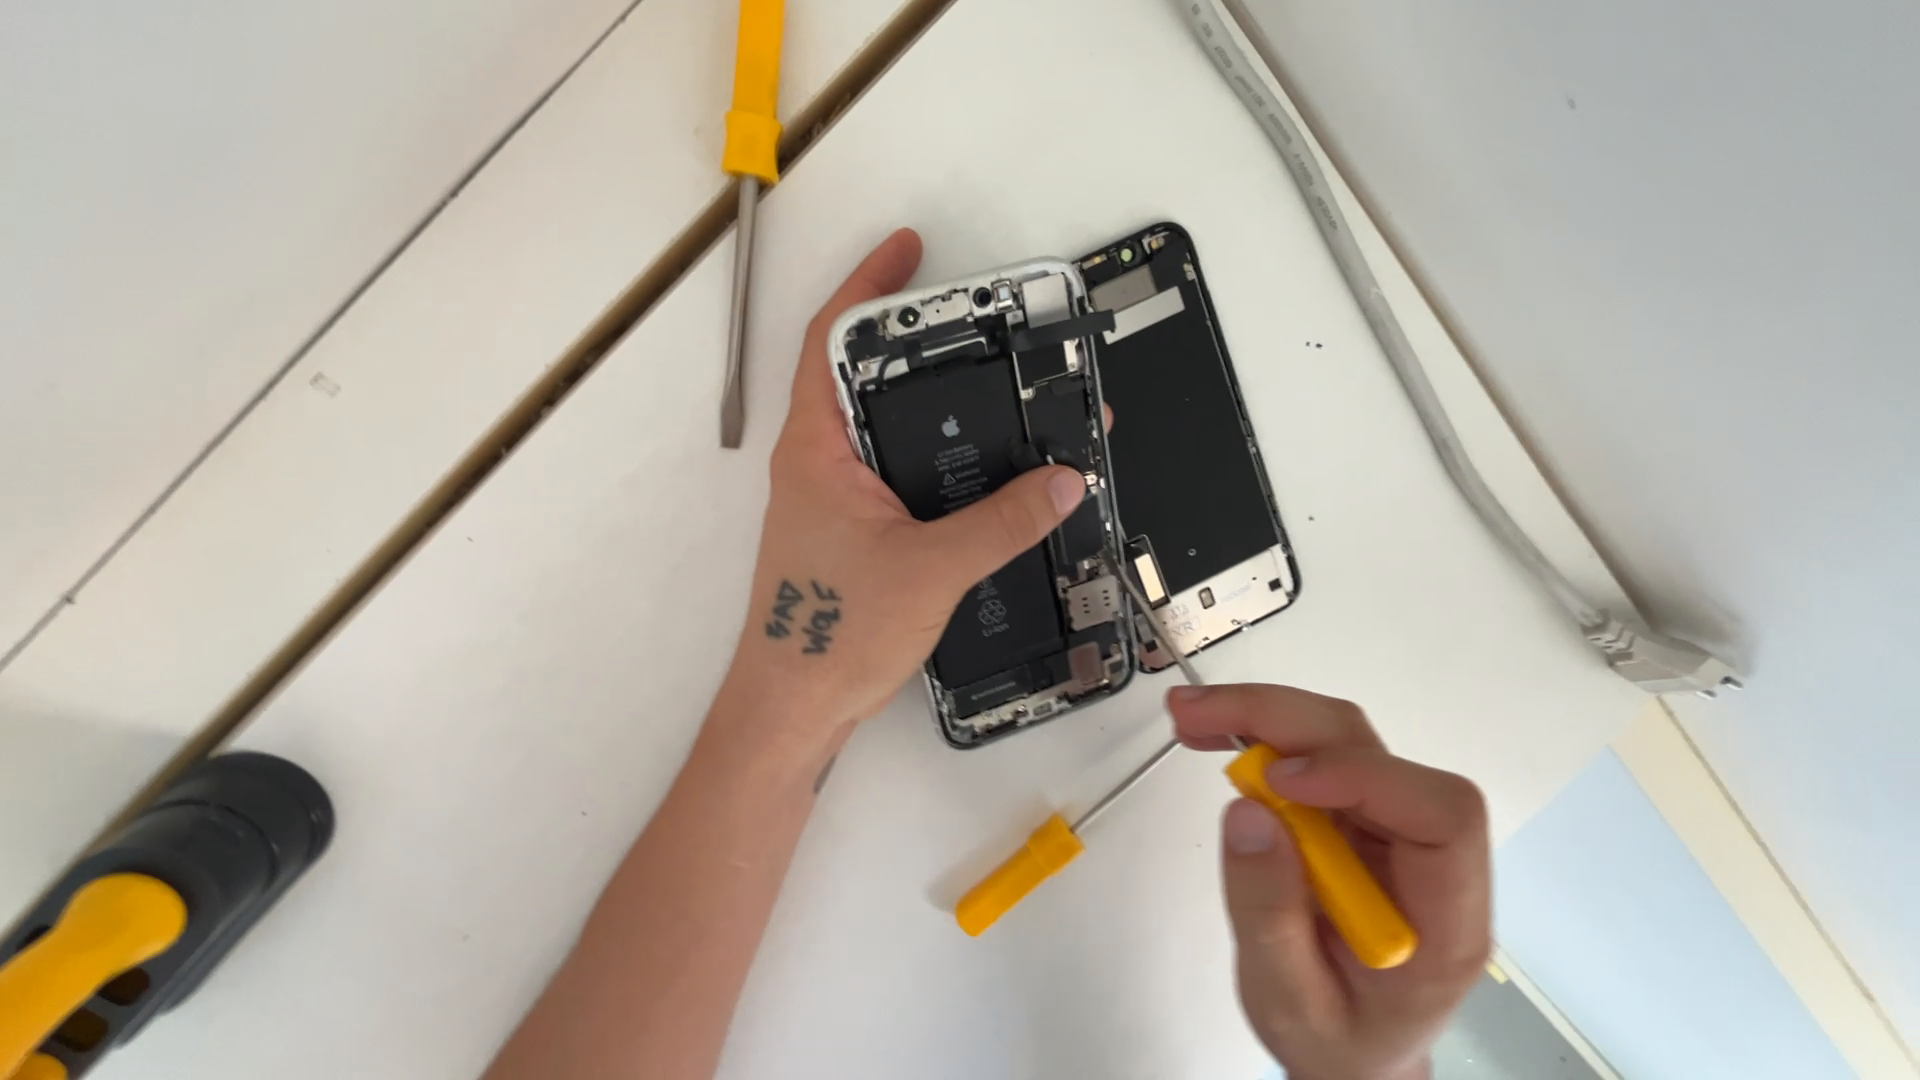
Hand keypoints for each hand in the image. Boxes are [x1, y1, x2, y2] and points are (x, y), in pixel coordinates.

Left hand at [720, 229, 1088, 750]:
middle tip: (978, 323)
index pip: (832, 341)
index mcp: (816, 448)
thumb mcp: (930, 570)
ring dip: (928, 404)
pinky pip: (895, 471)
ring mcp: (834, 496)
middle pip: (864, 375)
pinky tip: (978, 466)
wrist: (795, 707)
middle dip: (916, 342)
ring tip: (992, 388)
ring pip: (882, 426)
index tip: (910, 250)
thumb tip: (1066, 482)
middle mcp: (819, 462)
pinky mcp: (852, 528)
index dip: (870, 287)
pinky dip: (932, 456)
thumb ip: (1003, 522)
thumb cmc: (835, 634)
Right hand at [1170, 684, 1490, 1079]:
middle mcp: (1423, 853)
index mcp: (1442, 917)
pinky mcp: (1352, 812)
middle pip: (1374, 752)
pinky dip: (1260, 733)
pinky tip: (1214, 733)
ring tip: (1188, 717)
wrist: (1347, 1047)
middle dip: (1282, 721)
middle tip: (1194, 714)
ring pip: (1340, 736)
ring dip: (1263, 715)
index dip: (1362, 778)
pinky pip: (1314, 753)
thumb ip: (1269, 914)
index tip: (1279, 781)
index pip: (1439, 815)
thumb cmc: (1331, 1037)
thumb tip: (1247, 809)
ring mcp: (1387, 826)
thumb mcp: (1288, 999)